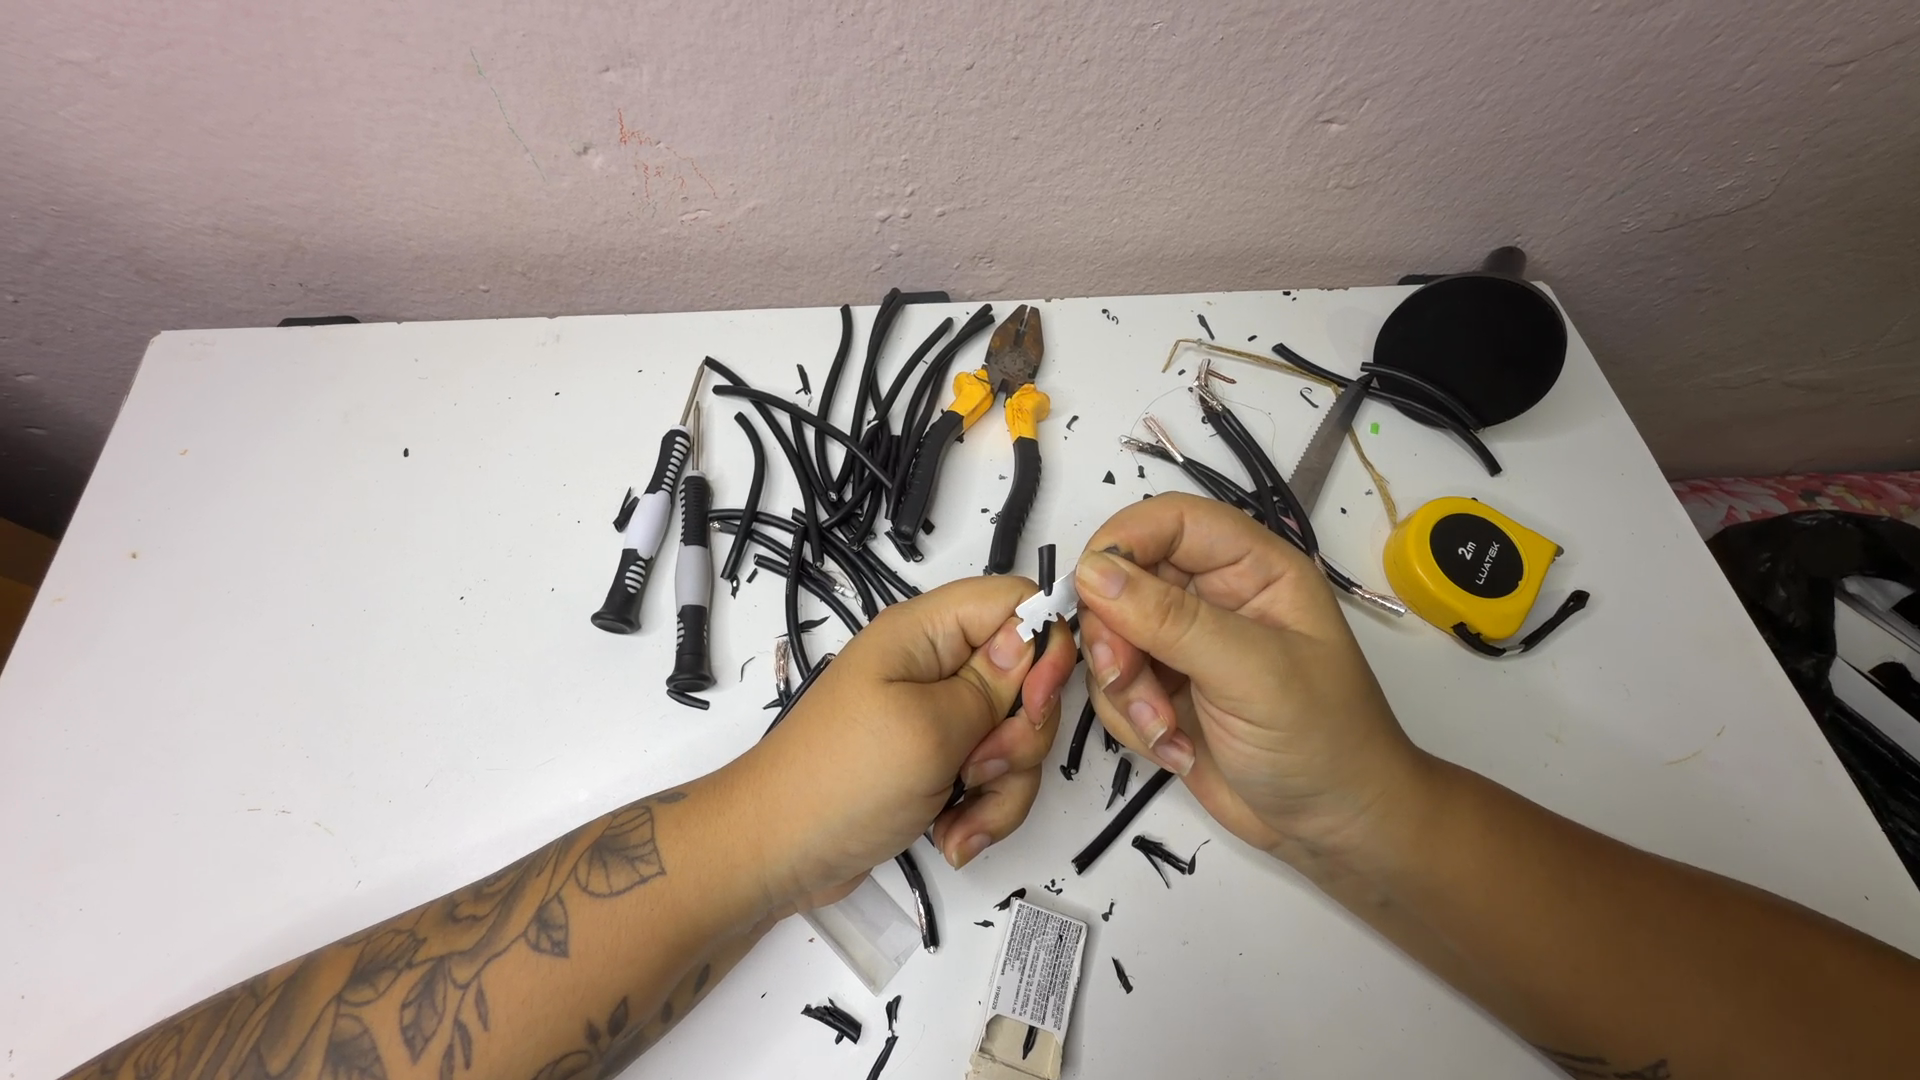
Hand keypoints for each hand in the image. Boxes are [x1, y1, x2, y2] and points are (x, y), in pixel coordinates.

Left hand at [728, 576, 1076, 909]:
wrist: (775, 856)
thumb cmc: (839, 782)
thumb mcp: (928, 729)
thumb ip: (993, 684)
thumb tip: (1035, 635)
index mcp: (924, 633)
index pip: (1013, 601)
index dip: (1044, 642)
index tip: (1040, 700)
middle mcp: (934, 666)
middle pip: (1023, 678)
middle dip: (1019, 734)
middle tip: (981, 766)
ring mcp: (936, 715)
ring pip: (1012, 735)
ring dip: (1002, 784)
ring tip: (958, 815)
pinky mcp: (937, 759)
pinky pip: (991, 773)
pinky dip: (983, 808)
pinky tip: (951, 834)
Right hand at [1072, 494, 1427, 864]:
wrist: (1335, 829)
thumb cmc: (1322, 742)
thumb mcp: (1251, 674)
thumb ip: (1170, 620)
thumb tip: (1091, 571)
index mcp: (1252, 569)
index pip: (1171, 521)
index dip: (1124, 541)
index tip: (1089, 588)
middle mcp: (1212, 596)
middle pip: (1125, 578)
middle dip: (1114, 634)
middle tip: (1123, 679)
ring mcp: (1183, 644)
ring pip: (1110, 635)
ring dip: (1123, 687)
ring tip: (1164, 730)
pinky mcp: (1163, 687)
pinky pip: (1112, 683)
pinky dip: (1128, 717)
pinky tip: (1173, 746)